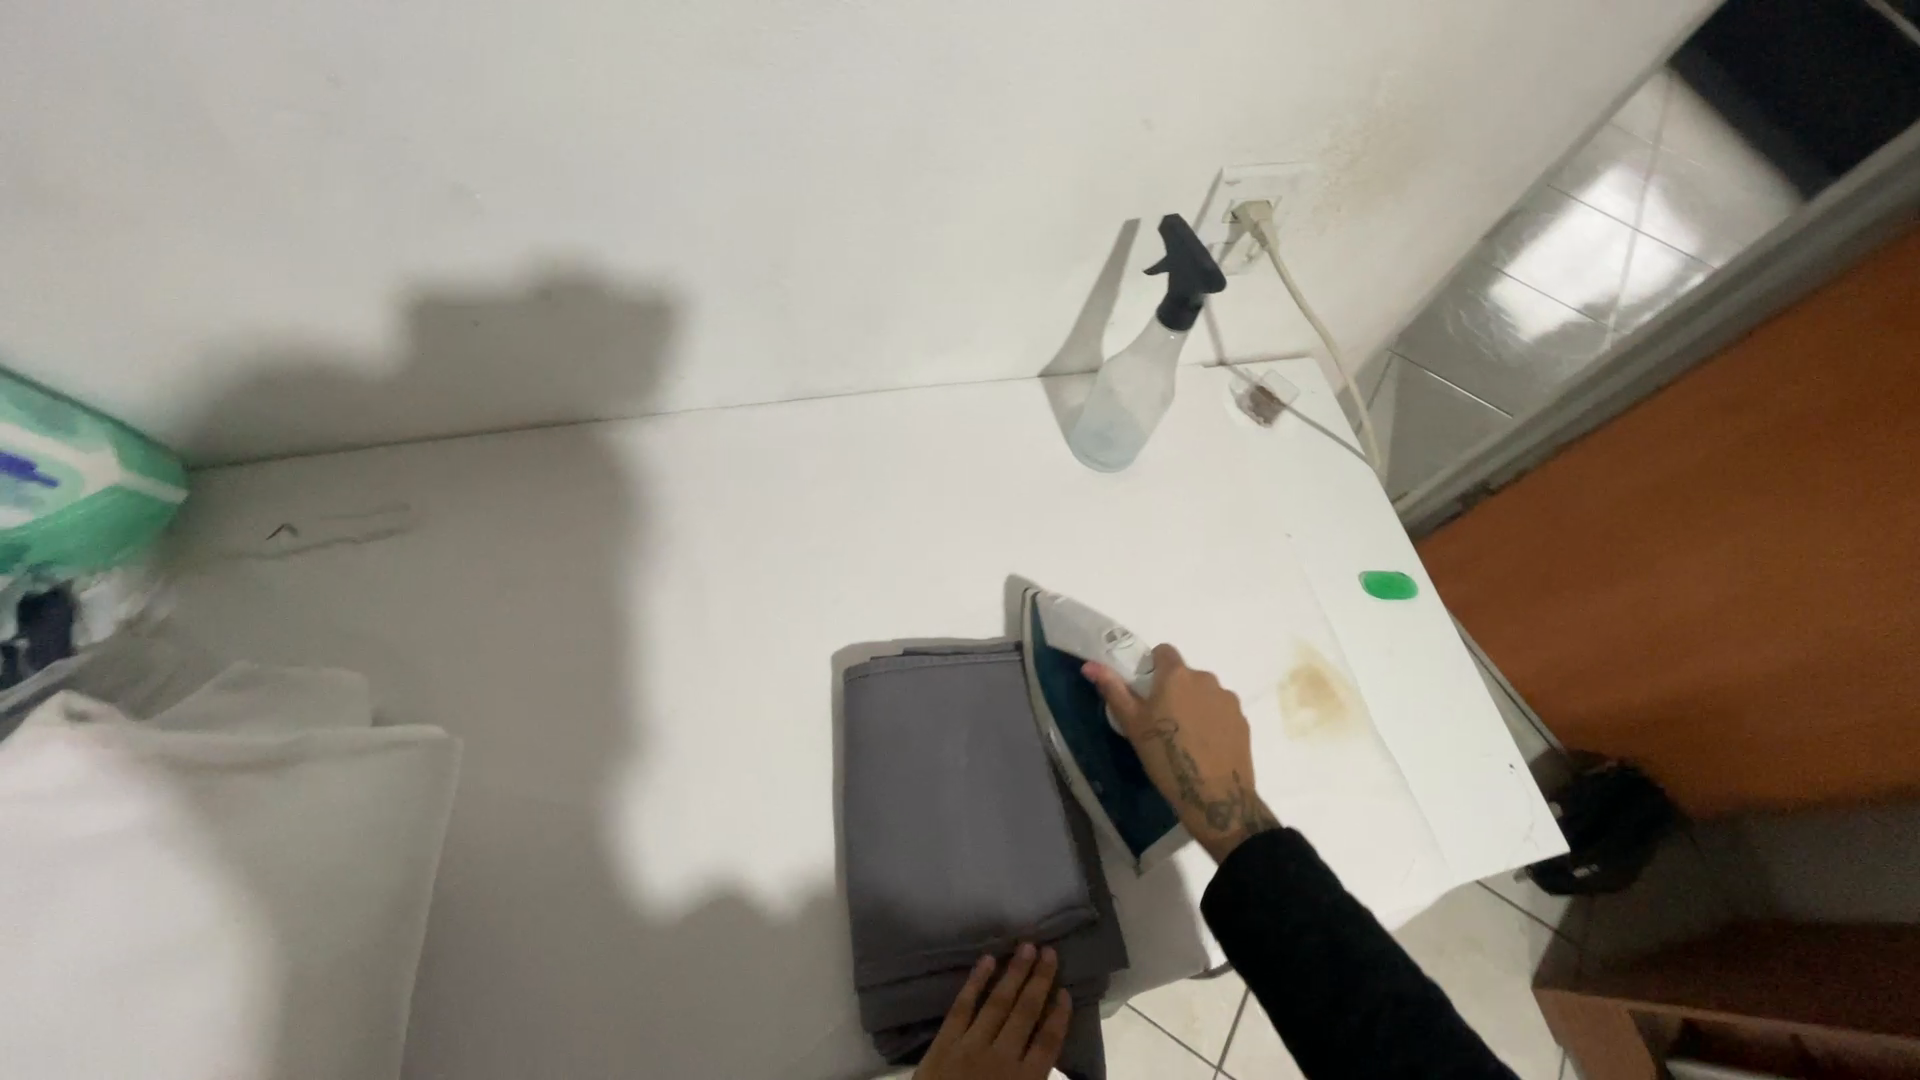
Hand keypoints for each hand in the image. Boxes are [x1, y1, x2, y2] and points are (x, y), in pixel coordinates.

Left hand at [914, 943, 1071, 1079]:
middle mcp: (1001, 1059)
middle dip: (1039, 981)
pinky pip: (963, 1006)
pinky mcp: (944, 1043)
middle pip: (1026, 1012)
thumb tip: (1048, 1061)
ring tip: (1026, 946)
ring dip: (1014, 973)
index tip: (1066, 992)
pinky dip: (976, 981)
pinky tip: (987, 960)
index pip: (1047, 1042)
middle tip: (1049, 951)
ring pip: (998, 1002)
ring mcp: (971, 1047)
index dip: (1059, 1017)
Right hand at [1084, 644, 1279, 861]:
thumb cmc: (1166, 756)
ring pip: (1204, 693)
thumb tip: (1089, 665)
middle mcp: (1205, 679)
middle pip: (1185, 674)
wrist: (1215, 796)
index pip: (1164, 651)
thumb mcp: (1132, 724)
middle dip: (1173, 690)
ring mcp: (1227, 700)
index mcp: (1176, 675)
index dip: (1152, 666)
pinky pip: (1221, 710)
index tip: (1145, 691)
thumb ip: (1113, 689)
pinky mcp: (1242, 720)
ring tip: (1185, 737)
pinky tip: (1204, 746)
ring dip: (1194, 704)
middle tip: (1160, 720)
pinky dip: (1211, 720)